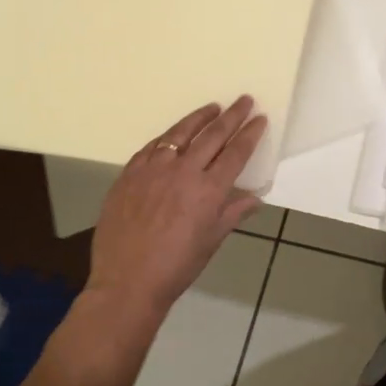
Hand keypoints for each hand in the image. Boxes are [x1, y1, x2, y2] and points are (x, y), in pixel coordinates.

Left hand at [86, 96, 266, 319]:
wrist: (126, 284)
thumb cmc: (177, 267)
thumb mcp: (212, 241)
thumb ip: (233, 214)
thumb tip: (254, 199)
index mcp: (209, 190)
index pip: (236, 152)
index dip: (250, 133)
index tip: (260, 118)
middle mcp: (184, 173)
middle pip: (213, 135)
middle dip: (232, 115)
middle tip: (244, 100)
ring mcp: (153, 171)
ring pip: (180, 134)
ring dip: (200, 117)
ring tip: (212, 107)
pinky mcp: (128, 175)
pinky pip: (151, 148)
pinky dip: (167, 138)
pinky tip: (173, 135)